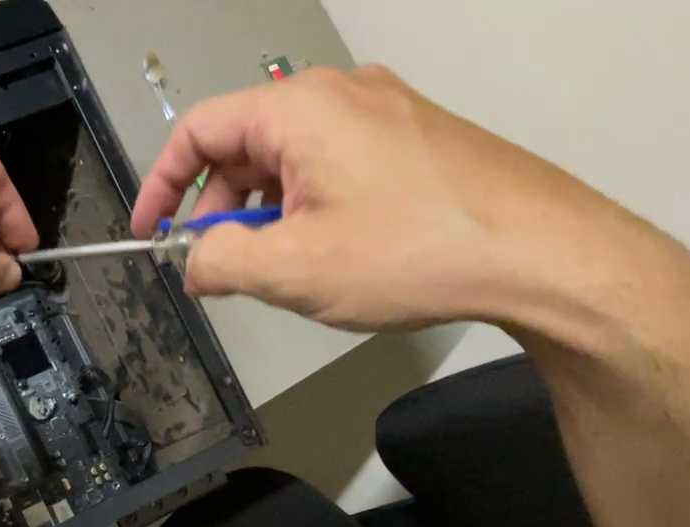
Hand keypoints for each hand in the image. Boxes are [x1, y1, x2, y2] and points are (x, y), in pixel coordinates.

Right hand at [131, 66, 648, 331]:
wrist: (538, 252)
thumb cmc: (412, 251)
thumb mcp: (290, 268)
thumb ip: (218, 262)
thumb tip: (195, 262)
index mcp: (300, 110)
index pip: (199, 130)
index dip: (161, 185)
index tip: (151, 234)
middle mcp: (340, 94)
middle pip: (242, 144)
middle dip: (216, 209)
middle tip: (220, 268)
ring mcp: (381, 111)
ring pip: (286, 159)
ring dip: (261, 214)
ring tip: (278, 269)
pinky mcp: (408, 138)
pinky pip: (328, 165)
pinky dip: (302, 207)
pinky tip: (322, 252)